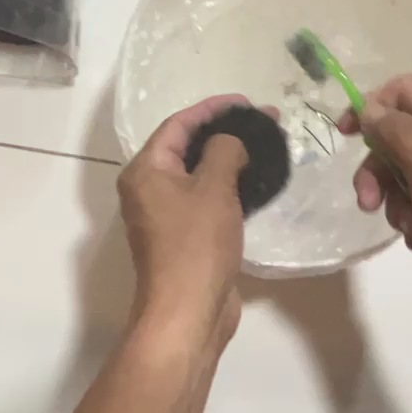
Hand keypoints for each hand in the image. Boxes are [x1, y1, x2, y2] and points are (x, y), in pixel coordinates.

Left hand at [118, 95, 253, 352]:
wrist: (189, 310)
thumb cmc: (196, 244)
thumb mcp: (213, 188)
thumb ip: (223, 151)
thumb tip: (229, 143)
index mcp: (145, 170)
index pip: (178, 125)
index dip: (212, 109)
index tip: (247, 102)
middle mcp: (149, 189)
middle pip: (186, 148)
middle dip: (224, 133)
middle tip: (263, 123)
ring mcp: (166, 216)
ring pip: (199, 176)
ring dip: (229, 160)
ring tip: (265, 148)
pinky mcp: (186, 238)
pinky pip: (207, 201)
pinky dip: (229, 188)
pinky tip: (257, 183)